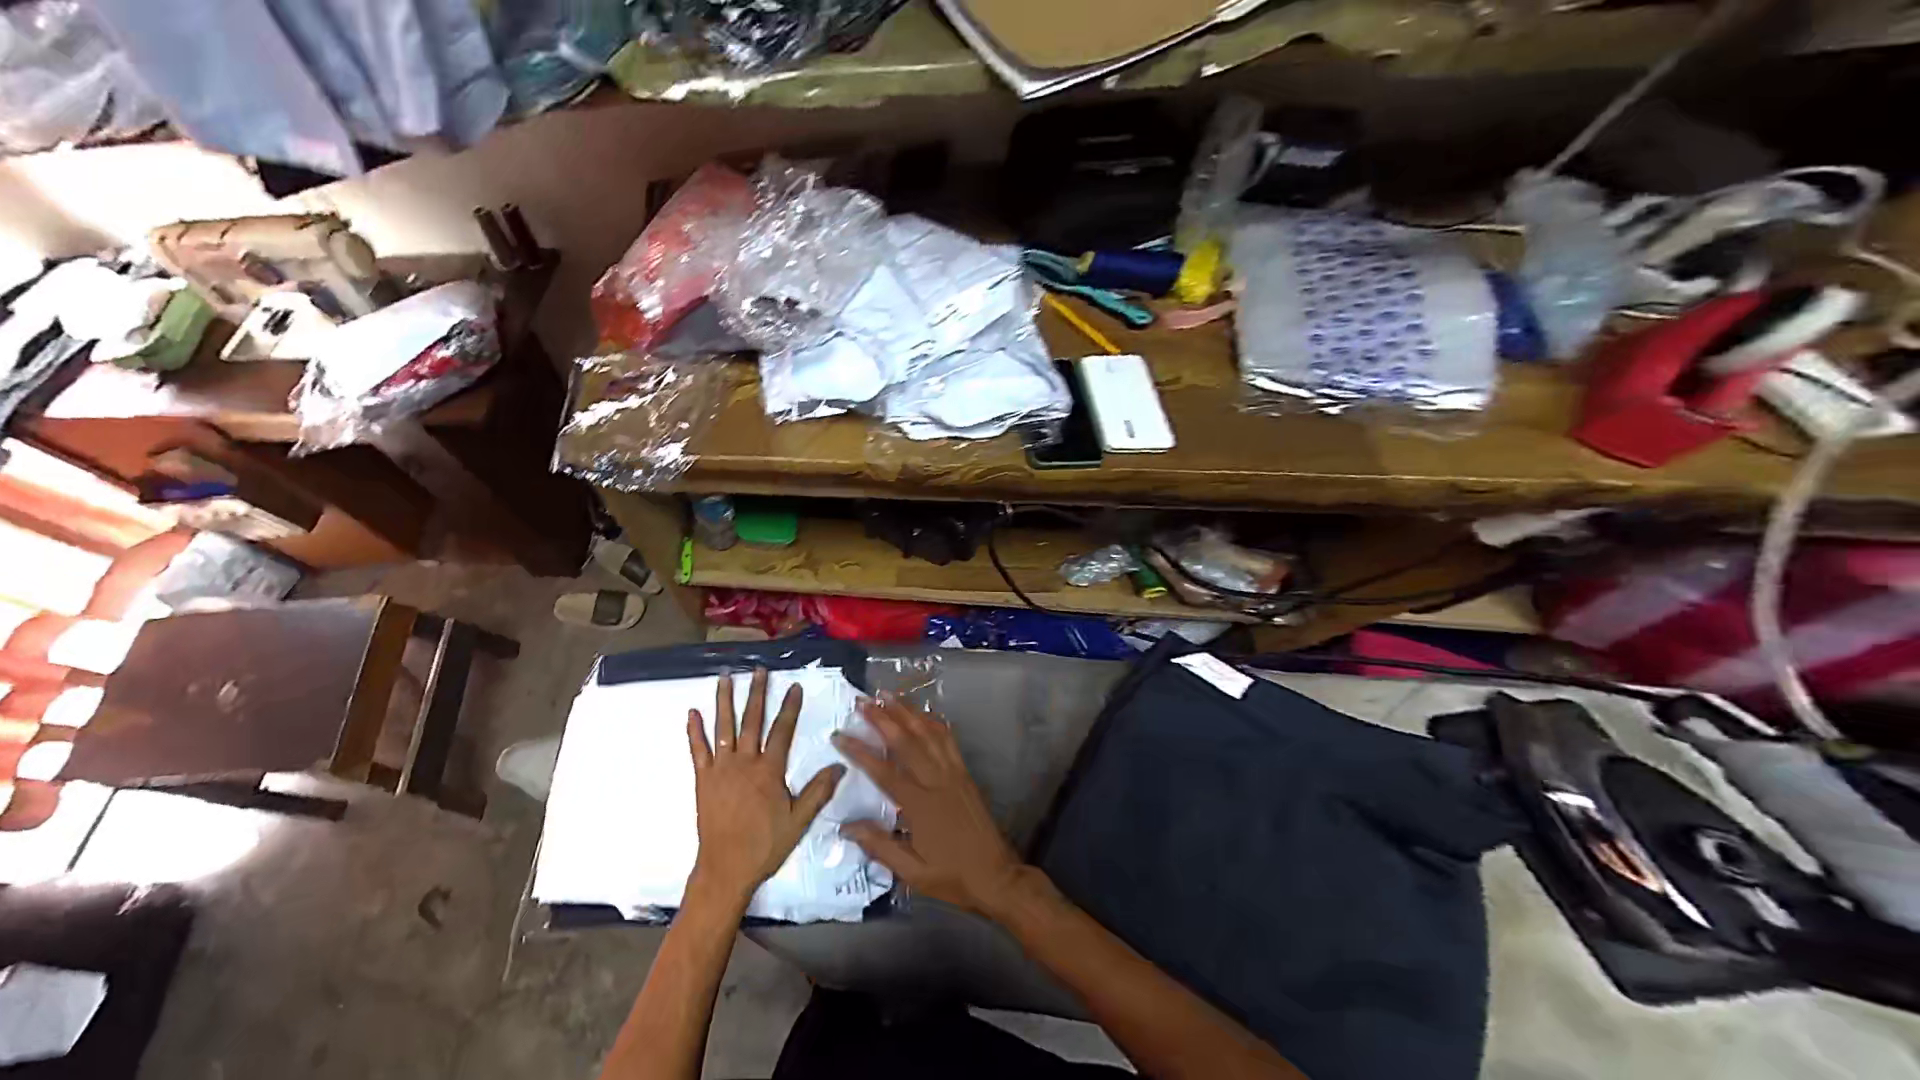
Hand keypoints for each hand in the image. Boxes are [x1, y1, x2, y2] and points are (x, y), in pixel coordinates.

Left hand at [686, 668, 842, 905]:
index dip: (790, 707)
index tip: (794, 686)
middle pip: (752, 720)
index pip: (783, 730)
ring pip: (724, 727)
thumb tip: (840, 766)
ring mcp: (721, 769)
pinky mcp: (703, 779)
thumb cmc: (765, 845)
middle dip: (757, 693)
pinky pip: (697, 750)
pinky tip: (692, 712)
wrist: (725, 868)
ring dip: (724, 701)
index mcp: (770, 770)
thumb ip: (818, 791)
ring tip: (725, 677)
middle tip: (759, 670)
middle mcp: (745, 762)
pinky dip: (695, 731)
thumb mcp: (799, 821)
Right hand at [833, 695, 1028, 919]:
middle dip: (883, 719)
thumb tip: (846, 826)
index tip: (839, 735)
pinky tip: (923, 713)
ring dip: (907, 712)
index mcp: (921, 806)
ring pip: (928, 734)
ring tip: (887, 695)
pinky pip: (949, 741)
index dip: (860, 751)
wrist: (996, 875)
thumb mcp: (913, 872)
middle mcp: (938, 782)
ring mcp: (954, 774)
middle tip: (862, 701)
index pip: (884, 771)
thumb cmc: (952, 876)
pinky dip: (934, 723)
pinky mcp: (966, 774)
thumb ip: (880, 846)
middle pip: (907, 742)